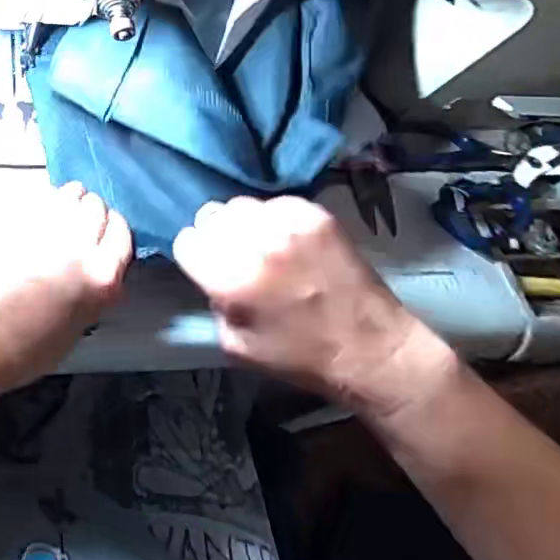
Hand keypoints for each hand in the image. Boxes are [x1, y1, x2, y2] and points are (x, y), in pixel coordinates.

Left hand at [0, 182, 130, 416]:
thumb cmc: (16, 349)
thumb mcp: (73, 330)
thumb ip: (93, 292)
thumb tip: (92, 271)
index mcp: (101, 276)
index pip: (121, 234)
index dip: (110, 235)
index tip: (100, 240)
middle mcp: (78, 241)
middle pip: (96, 206)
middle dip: (88, 215)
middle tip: (73, 230)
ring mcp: (44, 220)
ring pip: (69, 191)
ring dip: (65, 202)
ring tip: (51, 219)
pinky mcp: (13, 208)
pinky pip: (38, 194)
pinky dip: (39, 201)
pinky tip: (27, 219)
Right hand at [174, 196, 458, 418]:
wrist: (372, 351)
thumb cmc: (300, 357)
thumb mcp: (234, 344)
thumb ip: (213, 299)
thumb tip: (210, 270)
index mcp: (231, 279)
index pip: (186, 241)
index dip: (196, 256)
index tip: (209, 267)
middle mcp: (255, 243)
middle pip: (211, 214)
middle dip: (218, 235)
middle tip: (238, 256)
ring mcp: (288, 224)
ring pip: (242, 205)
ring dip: (246, 224)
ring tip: (266, 247)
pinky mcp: (314, 214)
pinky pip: (275, 203)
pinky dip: (277, 220)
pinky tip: (292, 243)